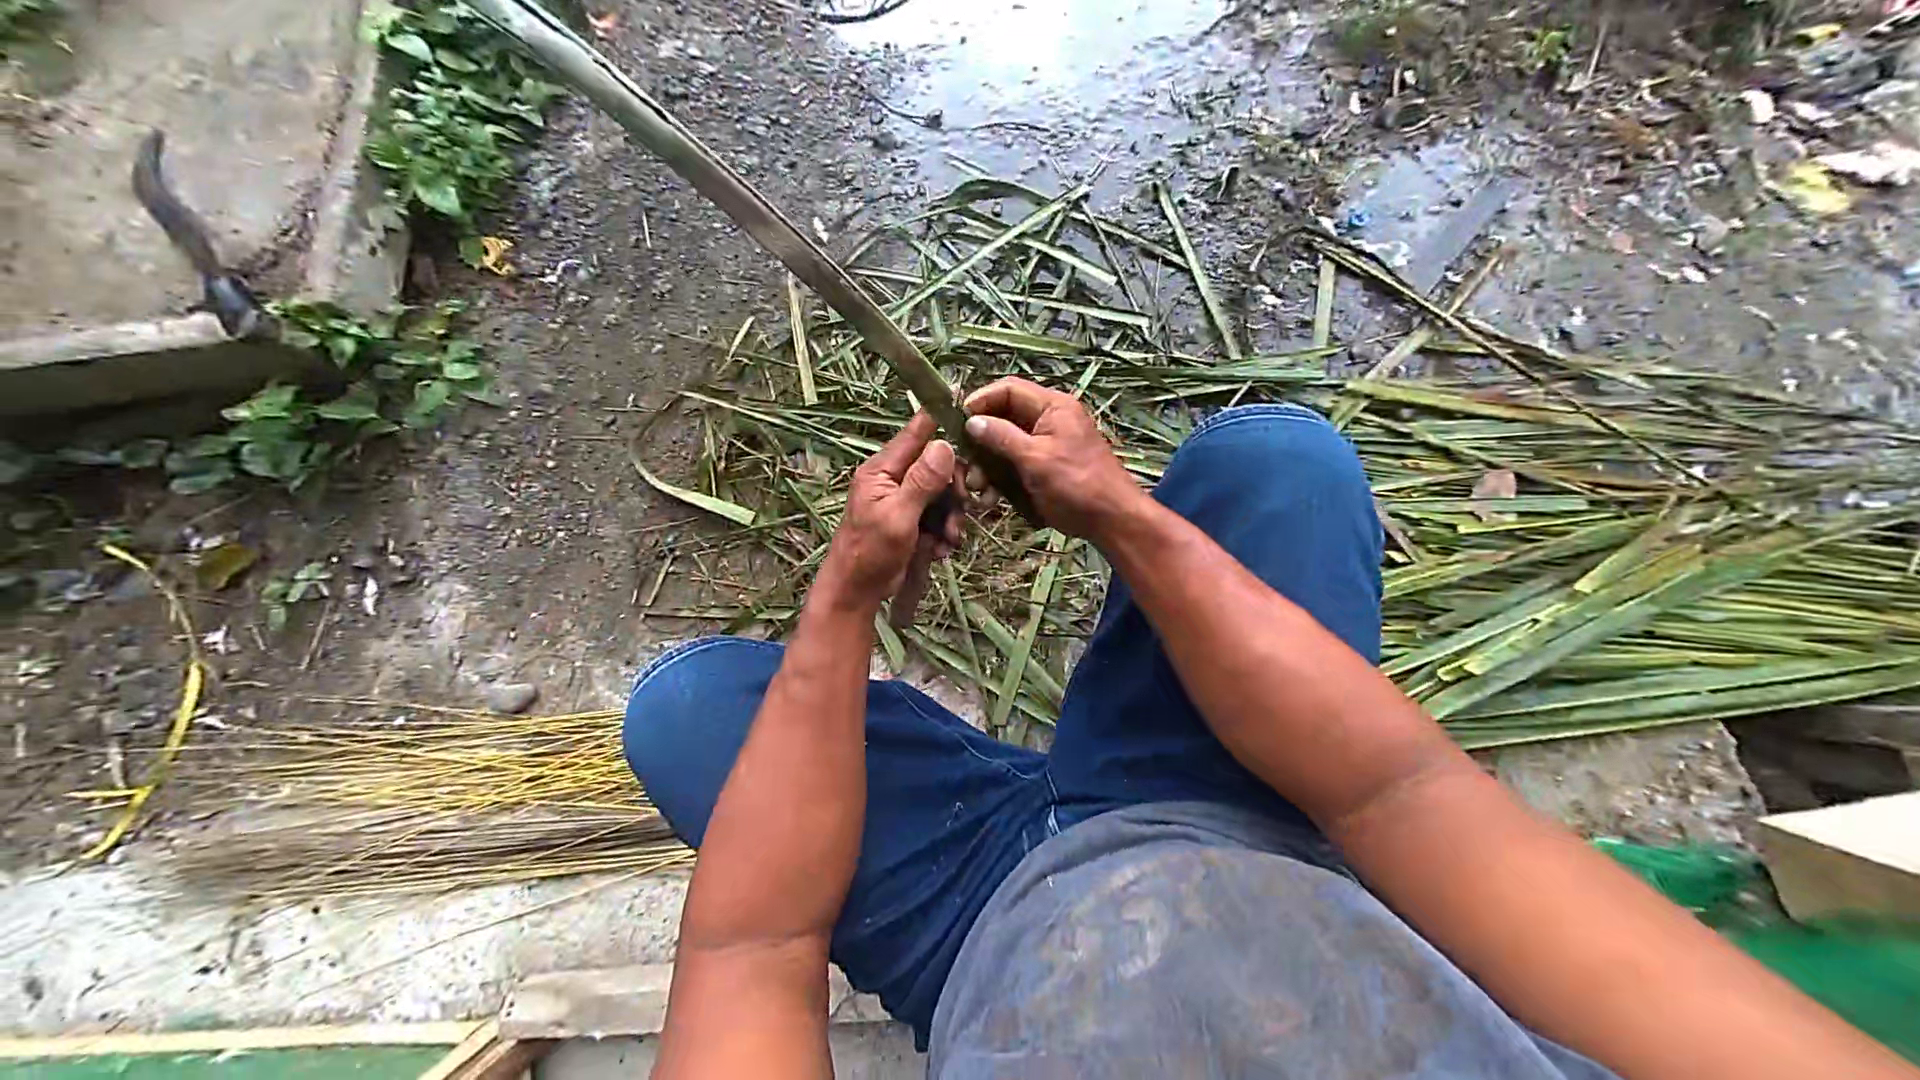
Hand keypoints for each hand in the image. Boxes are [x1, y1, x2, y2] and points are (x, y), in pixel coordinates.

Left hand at [816, 412, 963, 612]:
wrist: (857, 592)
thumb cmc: (870, 552)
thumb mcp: (898, 516)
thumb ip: (921, 481)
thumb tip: (944, 444)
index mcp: (882, 469)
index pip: (915, 433)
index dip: (942, 424)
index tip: (970, 422)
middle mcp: (893, 478)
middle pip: (937, 466)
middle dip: (954, 489)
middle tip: (962, 508)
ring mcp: (903, 500)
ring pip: (942, 494)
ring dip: (952, 517)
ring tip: (949, 539)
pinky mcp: (912, 520)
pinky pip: (938, 516)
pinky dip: (944, 532)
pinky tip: (940, 549)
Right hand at [963, 377, 1144, 540]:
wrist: (1111, 519)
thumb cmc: (1077, 483)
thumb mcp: (1036, 458)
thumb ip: (1002, 437)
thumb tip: (971, 421)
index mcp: (1052, 406)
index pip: (1008, 389)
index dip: (981, 401)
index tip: (958, 422)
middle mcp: (1047, 420)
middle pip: (1002, 418)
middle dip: (981, 441)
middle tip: (965, 462)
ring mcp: (1044, 445)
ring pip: (1003, 445)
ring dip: (986, 464)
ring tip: (977, 487)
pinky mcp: (1042, 468)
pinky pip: (1012, 465)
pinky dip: (999, 478)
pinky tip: (990, 497)